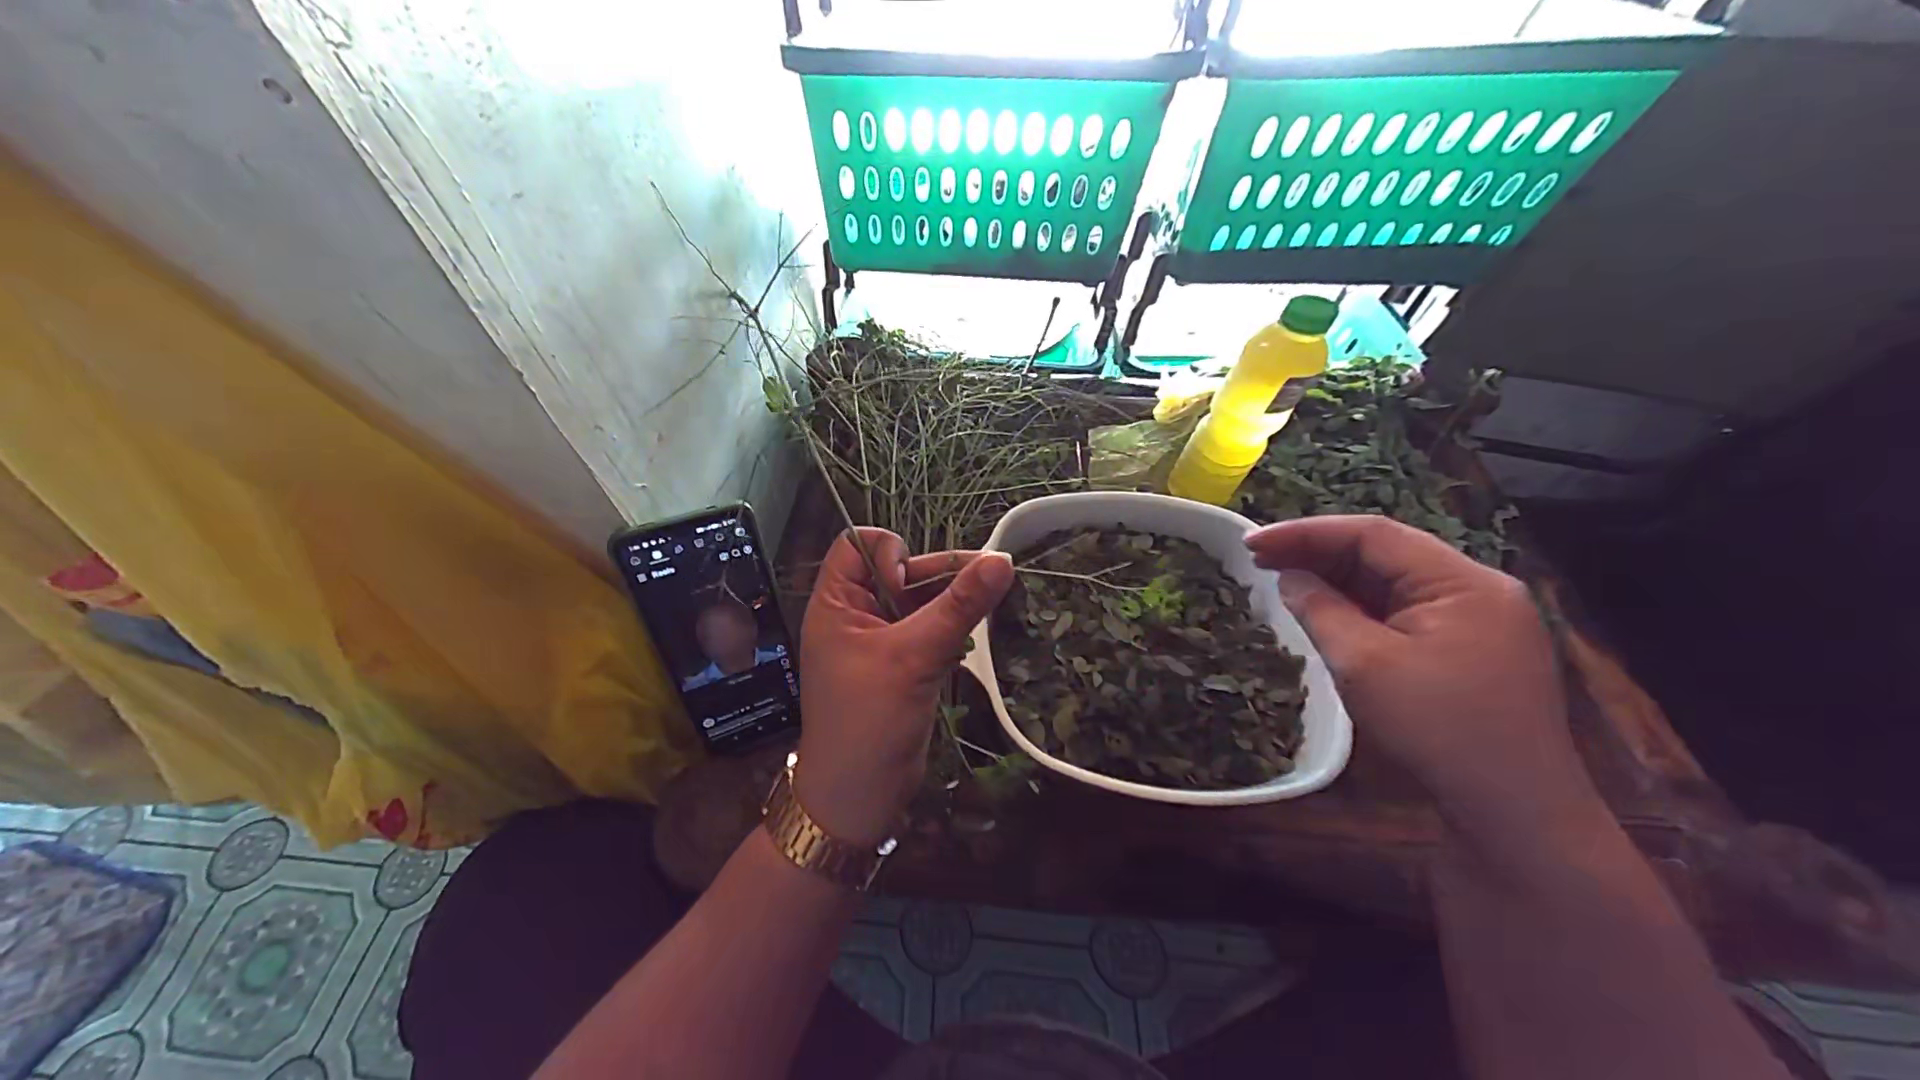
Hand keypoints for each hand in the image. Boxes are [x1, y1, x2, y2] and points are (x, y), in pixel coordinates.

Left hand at [795, 528, 1013, 846]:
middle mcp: (856, 613)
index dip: (891, 552)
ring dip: (953, 603)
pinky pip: (930, 629)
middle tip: (989, 579)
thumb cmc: (870, 720)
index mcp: (836, 602)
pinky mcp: (903, 663)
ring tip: (989, 608)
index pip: (859, 544)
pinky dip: (952, 629)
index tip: (912, 584)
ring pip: (921, 600)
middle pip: (900, 570)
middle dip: (939, 575)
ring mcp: (881, 640)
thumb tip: (1003, 560)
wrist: (859, 797)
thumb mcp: (914, 657)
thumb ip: (959, 607)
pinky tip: (973, 639)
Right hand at [1245, 516, 1606, 844]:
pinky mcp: (1470, 649)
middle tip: (1258, 559)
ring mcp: (1478, 621)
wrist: (1515, 813)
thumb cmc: (1438, 731)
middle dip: (1319, 552)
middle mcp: (1477, 589)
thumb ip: (1321, 609)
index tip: (1252, 543)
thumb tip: (1290, 578)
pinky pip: (1404, 611)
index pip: (1374, 534)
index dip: (1306, 532)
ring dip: (1337, 579)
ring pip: (1393, 582)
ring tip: (1281, 580)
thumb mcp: (1365, 664)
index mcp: (1463, 582)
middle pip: (1385, 553)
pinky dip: (1360, 607)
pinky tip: (1325, 611)